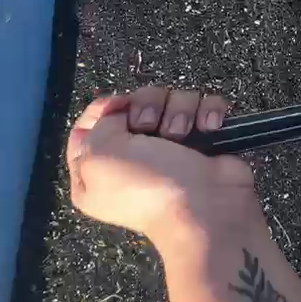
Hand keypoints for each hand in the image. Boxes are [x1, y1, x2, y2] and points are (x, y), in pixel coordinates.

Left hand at [67, 88, 258, 247]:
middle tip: (153, 128)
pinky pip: (206, 103)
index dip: (106, 108)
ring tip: (185, 134)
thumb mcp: (98, 158)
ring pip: (175, 99)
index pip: (90, 123)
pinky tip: (210, 128)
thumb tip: (124, 112)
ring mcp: (172, 144)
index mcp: (98, 166)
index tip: (121, 107)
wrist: (205, 201)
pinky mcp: (205, 136)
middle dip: (149, 107)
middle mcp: (134, 152)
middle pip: (139, 102)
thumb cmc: (146, 184)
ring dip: (182, 111)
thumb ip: (98, 125)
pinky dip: (210, 111)